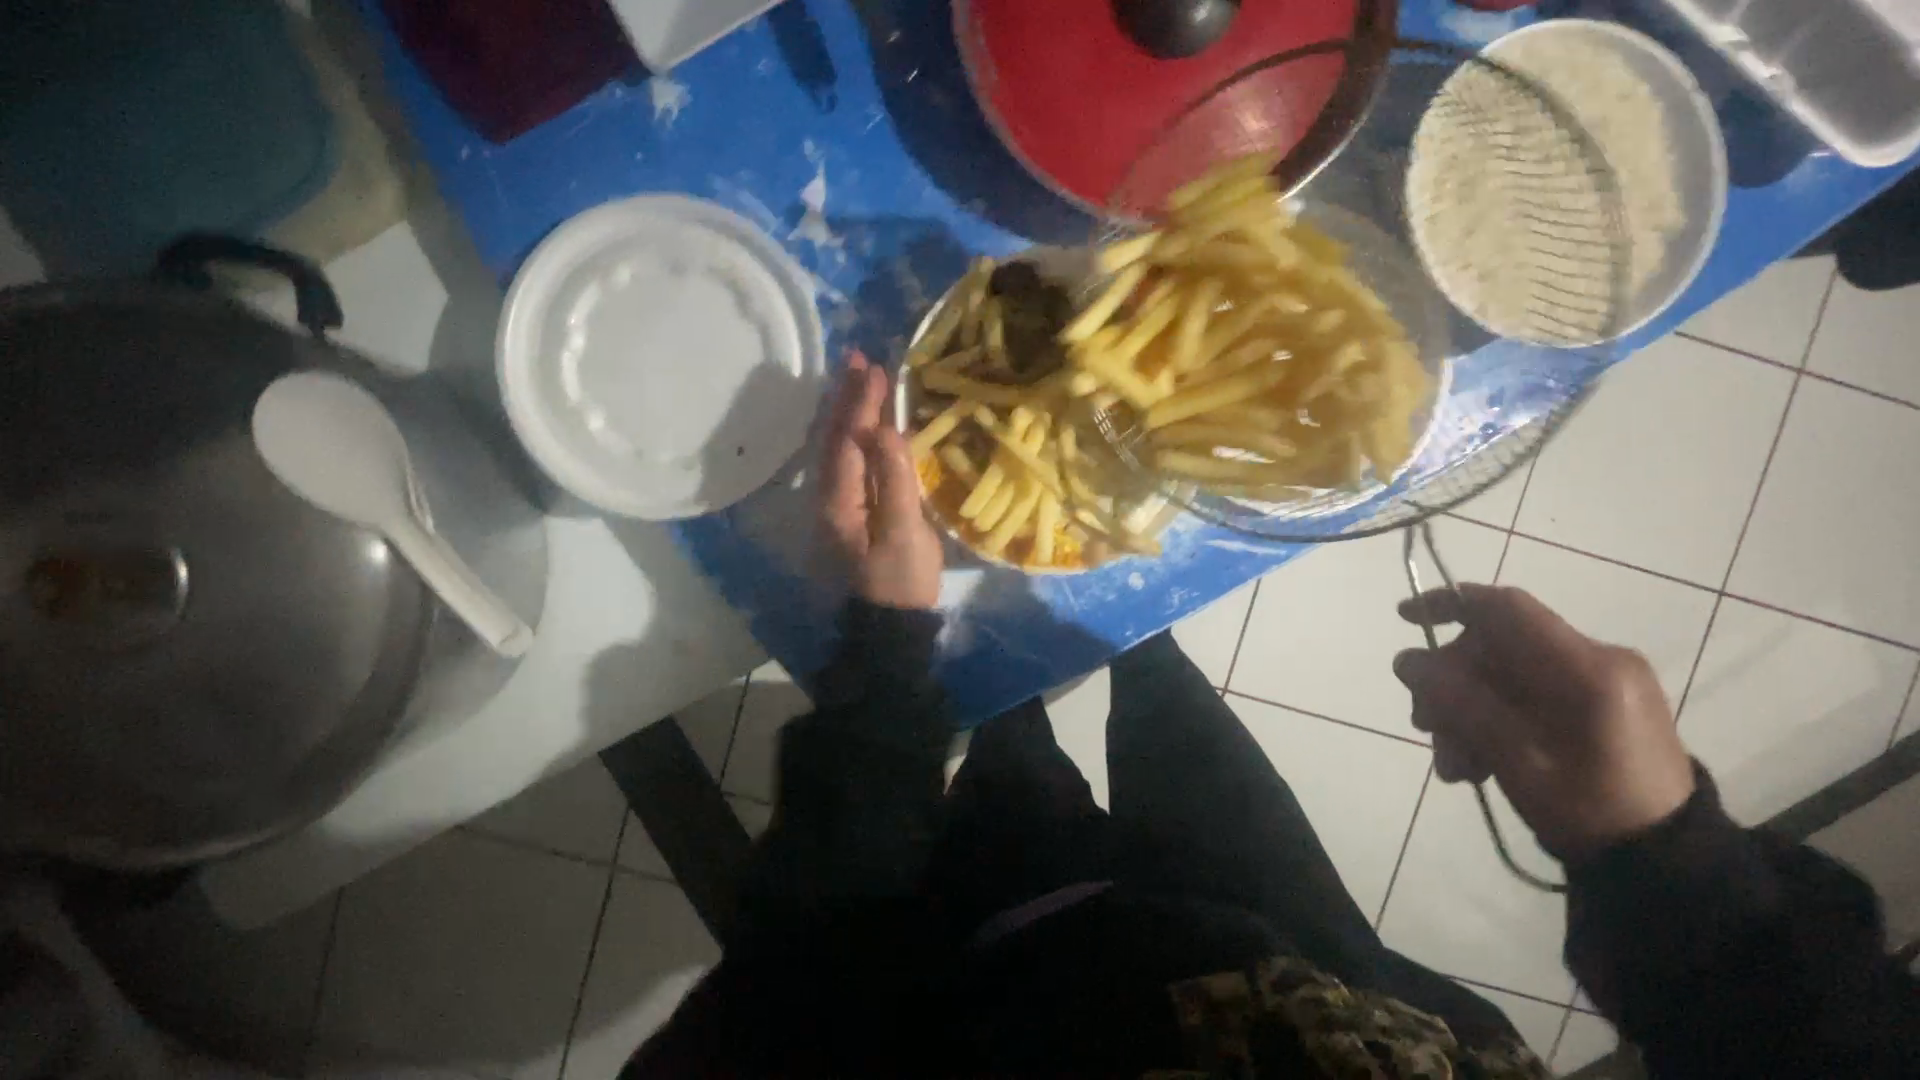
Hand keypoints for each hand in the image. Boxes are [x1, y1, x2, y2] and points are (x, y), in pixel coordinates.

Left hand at [818, 352, 943, 610]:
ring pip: (836, 448)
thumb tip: (883, 429)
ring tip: (858, 379)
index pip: (846, 440)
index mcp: (838, 501)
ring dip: (847, 412)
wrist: (891, 627)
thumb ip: (894, 479)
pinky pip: (848, 462)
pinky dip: (854, 435)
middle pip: (833, 438)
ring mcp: (837, 507)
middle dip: (846, 398)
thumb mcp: (903, 533)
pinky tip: (863, 424)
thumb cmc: (900, 582)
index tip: (873, 367)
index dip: (859, 403)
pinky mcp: (850, 514)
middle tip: (858, 357)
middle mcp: (828, 498)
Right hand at [1393, 584, 1695, 861]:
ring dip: (1467, 711)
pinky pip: (1527, 696)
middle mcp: (1598, 661)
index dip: (1448, 604)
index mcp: (1588, 668)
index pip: (1506, 609)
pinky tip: (1477, 763)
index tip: (1404, 620)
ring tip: (1453, 764)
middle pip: (1497, 648)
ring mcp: (1601, 683)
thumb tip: (1407, 660)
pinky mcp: (1599, 705)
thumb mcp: (1515, 759)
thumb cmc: (1592, 810)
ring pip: (1505, 676)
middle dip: (1451, 685)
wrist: (1664, 863)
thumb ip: (1459, 703)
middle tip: (1424, 728)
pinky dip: (1494, 722)